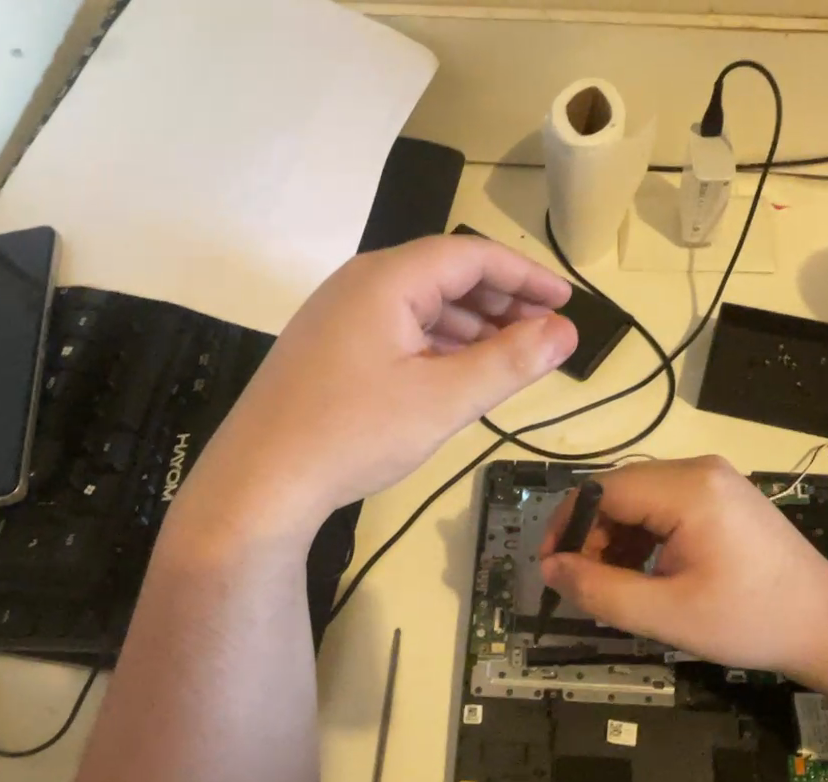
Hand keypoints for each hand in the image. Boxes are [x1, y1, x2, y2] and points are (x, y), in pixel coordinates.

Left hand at [174, 235, 576, 539]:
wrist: (260, 481)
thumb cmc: (354, 434)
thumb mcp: (443, 400)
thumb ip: (509, 362)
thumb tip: (565, 331)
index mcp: (386, 279)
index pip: (471, 255)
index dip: (526, 274)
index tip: (566, 301)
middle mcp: (359, 284)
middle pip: (444, 275)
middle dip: (501, 300)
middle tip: (545, 331)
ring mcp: (338, 317)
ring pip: (420, 305)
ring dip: (471, 325)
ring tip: (511, 355)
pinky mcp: (329, 350)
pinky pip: (397, 330)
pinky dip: (437, 344)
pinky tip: (457, 372)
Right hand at [539, 456, 827, 675]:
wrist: (825, 625)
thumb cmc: (750, 620)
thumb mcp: (666, 614)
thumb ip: (600, 590)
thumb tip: (549, 570)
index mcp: (687, 488)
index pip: (601, 490)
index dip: (567, 527)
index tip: (552, 571)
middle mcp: (699, 470)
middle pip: (618, 491)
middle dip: (591, 537)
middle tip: (585, 586)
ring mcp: (714, 481)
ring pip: (638, 500)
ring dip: (615, 540)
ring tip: (615, 586)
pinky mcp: (722, 498)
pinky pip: (663, 507)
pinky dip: (643, 538)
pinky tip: (645, 574)